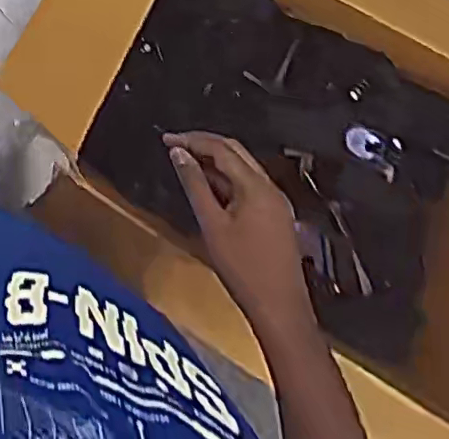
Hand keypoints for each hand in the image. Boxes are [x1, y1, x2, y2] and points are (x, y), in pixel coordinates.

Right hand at [164, 132, 316, 335]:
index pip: (221, 148)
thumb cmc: (243, 270)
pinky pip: (249, 184)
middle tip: (176, 145)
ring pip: (242, 167)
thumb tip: (179, 154)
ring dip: (215, 160)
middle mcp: (270, 187)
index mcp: (256, 186)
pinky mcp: (276, 214)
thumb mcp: (212, 225)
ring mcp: (276, 201)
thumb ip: (195, 184)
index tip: (167, 139)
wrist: (281, 310)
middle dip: (204, 144)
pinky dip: (227, 178)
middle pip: (234, 151)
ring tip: (187, 162)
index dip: (192, 140)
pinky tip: (209, 186)